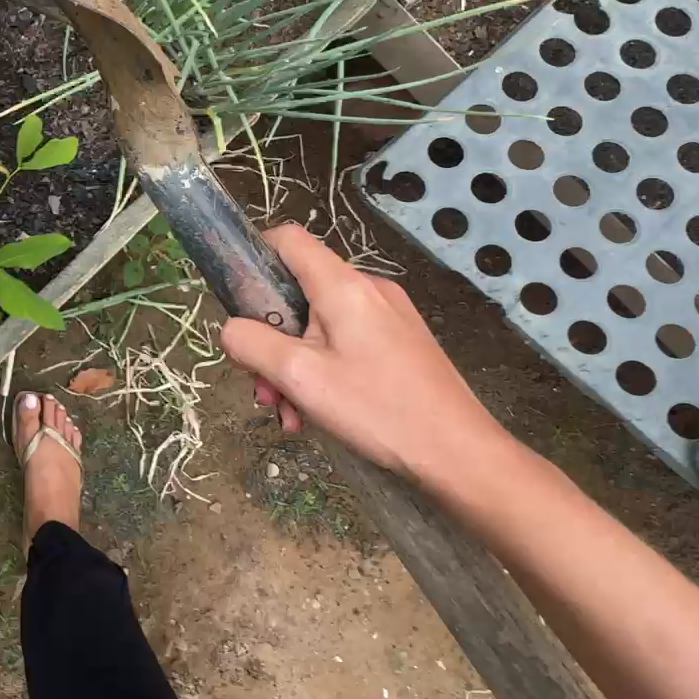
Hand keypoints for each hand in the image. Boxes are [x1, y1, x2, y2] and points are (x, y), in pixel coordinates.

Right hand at [219, 224, 510, 481]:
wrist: (466, 459)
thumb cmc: (379, 410)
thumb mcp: (297, 376)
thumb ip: (249, 341)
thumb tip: (232, 329)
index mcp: (344, 287)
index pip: (287, 239)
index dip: (253, 256)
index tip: (236, 299)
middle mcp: (369, 290)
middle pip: (296, 290)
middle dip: (268, 336)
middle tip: (262, 382)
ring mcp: (388, 316)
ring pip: (315, 323)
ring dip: (290, 362)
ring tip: (289, 410)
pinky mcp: (400, 343)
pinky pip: (341, 342)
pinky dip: (319, 370)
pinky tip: (315, 413)